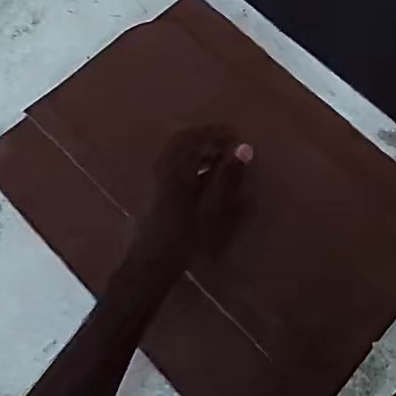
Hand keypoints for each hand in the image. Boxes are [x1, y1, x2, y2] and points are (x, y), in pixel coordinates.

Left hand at [126, 125, 252, 281]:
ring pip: (177, 150)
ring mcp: (156, 176)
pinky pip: (173, 161)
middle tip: (228, 140)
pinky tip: (204, 171)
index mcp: (177, 169)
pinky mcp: (155, 187)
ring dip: (198, 147)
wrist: (152, 262)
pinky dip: (190, 158)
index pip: (197, 138)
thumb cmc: (184, 237)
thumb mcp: (211, 208)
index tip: (237, 136)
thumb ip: (227, 176)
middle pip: (184, 139)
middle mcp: (163, 166)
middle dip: (207, 136)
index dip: (218, 133)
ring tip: (220, 155)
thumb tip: (243, 150)